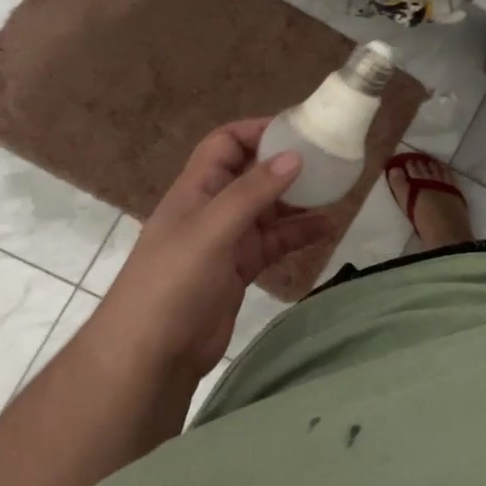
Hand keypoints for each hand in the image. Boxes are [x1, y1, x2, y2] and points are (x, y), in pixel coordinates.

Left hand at [89, 119, 336, 376]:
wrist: (149, 357)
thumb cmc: (171, 284)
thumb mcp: (211, 231)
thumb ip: (252, 193)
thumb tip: (295, 155)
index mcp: (196, 189)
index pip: (226, 143)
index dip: (258, 130)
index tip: (300, 128)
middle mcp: (212, 209)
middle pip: (252, 173)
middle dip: (286, 163)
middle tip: (329, 157)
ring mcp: (226, 241)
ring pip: (268, 208)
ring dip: (299, 198)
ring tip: (336, 189)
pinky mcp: (239, 270)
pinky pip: (274, 242)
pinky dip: (299, 233)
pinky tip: (328, 227)